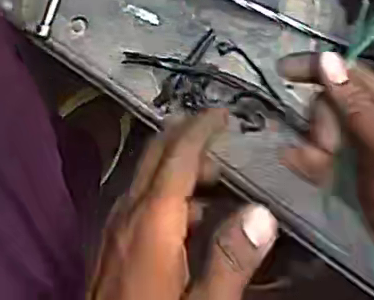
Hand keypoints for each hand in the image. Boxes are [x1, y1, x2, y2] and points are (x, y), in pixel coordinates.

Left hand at [88, 110, 278, 299]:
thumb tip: (261, 212)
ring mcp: (115, 227)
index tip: (223, 113)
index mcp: (151, 219)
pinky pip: (141, 202)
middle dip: (185, 137)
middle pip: (156, 157)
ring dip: (177, 167)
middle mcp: (128, 211)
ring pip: (147, 178)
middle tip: (220, 130)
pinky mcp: (112, 246)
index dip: (200, 130)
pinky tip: (191, 218)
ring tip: (217, 174)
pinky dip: (167, 194)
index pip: (177, 156)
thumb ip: (231, 260)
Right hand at [277, 53, 373, 299]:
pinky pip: (336, 167)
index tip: (281, 72)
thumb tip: (327, 58)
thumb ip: (359, 108)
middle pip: (341, 105)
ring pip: (334, 137)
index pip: (356, 76)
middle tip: (322, 147)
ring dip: (315, 142)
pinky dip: (315, 163)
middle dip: (322, 118)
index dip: (319, 69)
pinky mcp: (371, 195)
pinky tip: (296, 165)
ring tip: (309, 163)